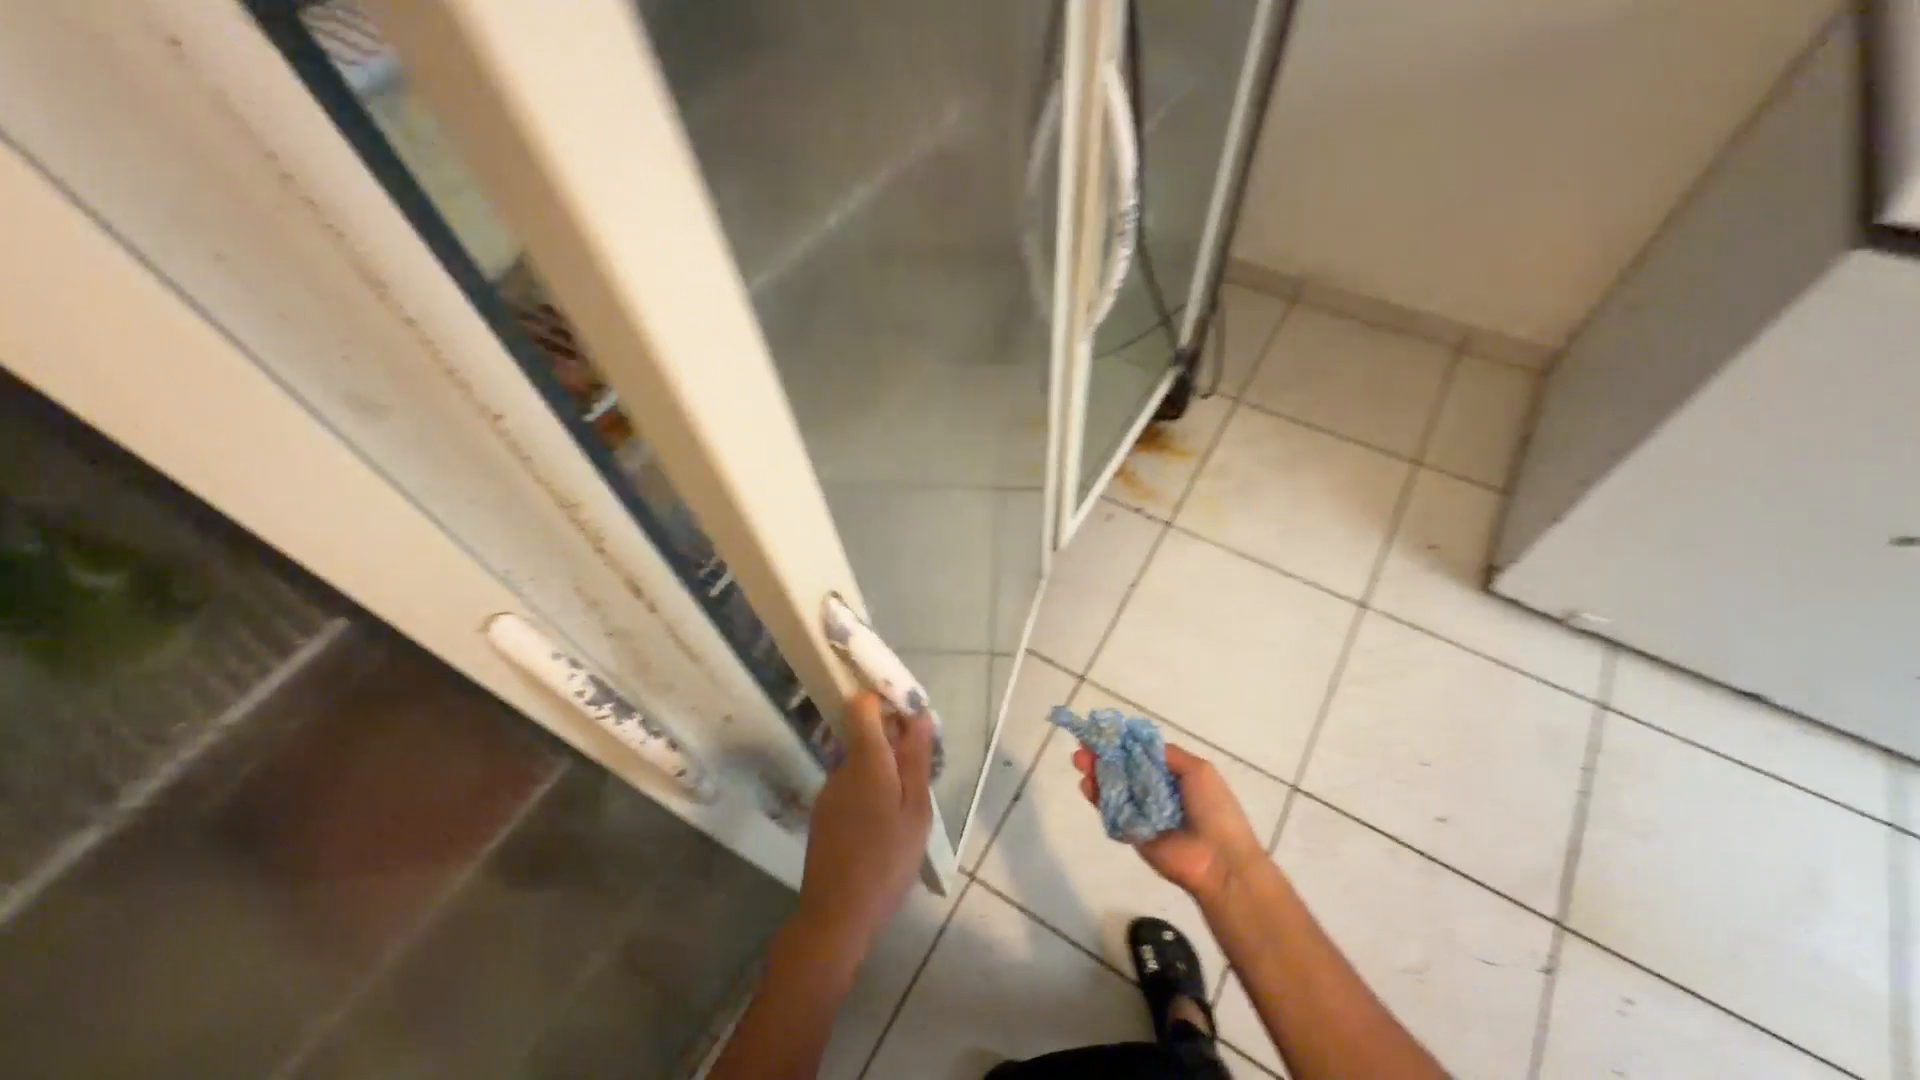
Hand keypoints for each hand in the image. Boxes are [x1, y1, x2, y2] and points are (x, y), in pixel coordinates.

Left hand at [797, 692, 933, 959]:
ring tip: (906, 807)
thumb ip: (915, 760)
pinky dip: (869, 793)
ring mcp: (828, 792)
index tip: (909, 715)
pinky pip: (850, 788)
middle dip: (892, 743)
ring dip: (882, 771)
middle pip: (864, 736)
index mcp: (866, 763)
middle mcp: (841, 769)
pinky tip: (883, 826)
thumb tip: (918, 716)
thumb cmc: (887, 862)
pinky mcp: (822, 814)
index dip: (884, 701)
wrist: (837, 915)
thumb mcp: (916, 812)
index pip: (862, 706)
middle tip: (921, 772)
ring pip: (859, 765)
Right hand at [1072, 742, 1266, 902]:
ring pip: (1113, 789)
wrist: (1218, 859)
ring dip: (1096, 773)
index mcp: (1173, 775)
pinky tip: (1086, 784)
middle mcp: (1155, 791)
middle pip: (1123, 770)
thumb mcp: (1199, 770)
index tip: (1102, 731)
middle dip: (1103, 756)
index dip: (1122, 743)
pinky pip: (1111, 812)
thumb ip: (1167, 754)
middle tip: (1082, 746)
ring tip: (1079, 760)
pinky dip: (1097, 798)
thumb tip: (1137, 743)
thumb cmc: (1214, 809)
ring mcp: (1141, 812)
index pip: (1141, 754)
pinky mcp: (1130, 832)